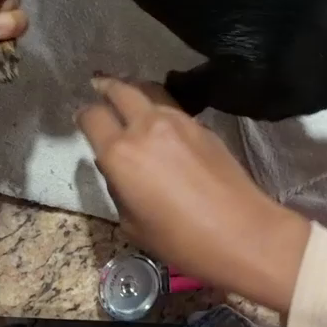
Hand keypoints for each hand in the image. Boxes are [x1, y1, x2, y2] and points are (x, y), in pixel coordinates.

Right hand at [77, 77, 309, 311]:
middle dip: (105, 86)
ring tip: (129, 96)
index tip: (83, 120)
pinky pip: (172, 107)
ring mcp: (178, 122)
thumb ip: (118, 188)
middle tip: (98, 86)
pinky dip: (159, 106)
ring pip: (149, 90)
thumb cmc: (181, 241)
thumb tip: (116, 167)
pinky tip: (160, 121)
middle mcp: (146, 127)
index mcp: (120, 153)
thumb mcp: (132, 224)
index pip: (92, 116)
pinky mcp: (203, 126)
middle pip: (120, 89)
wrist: (243, 233)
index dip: (83, 116)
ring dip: (134, 90)